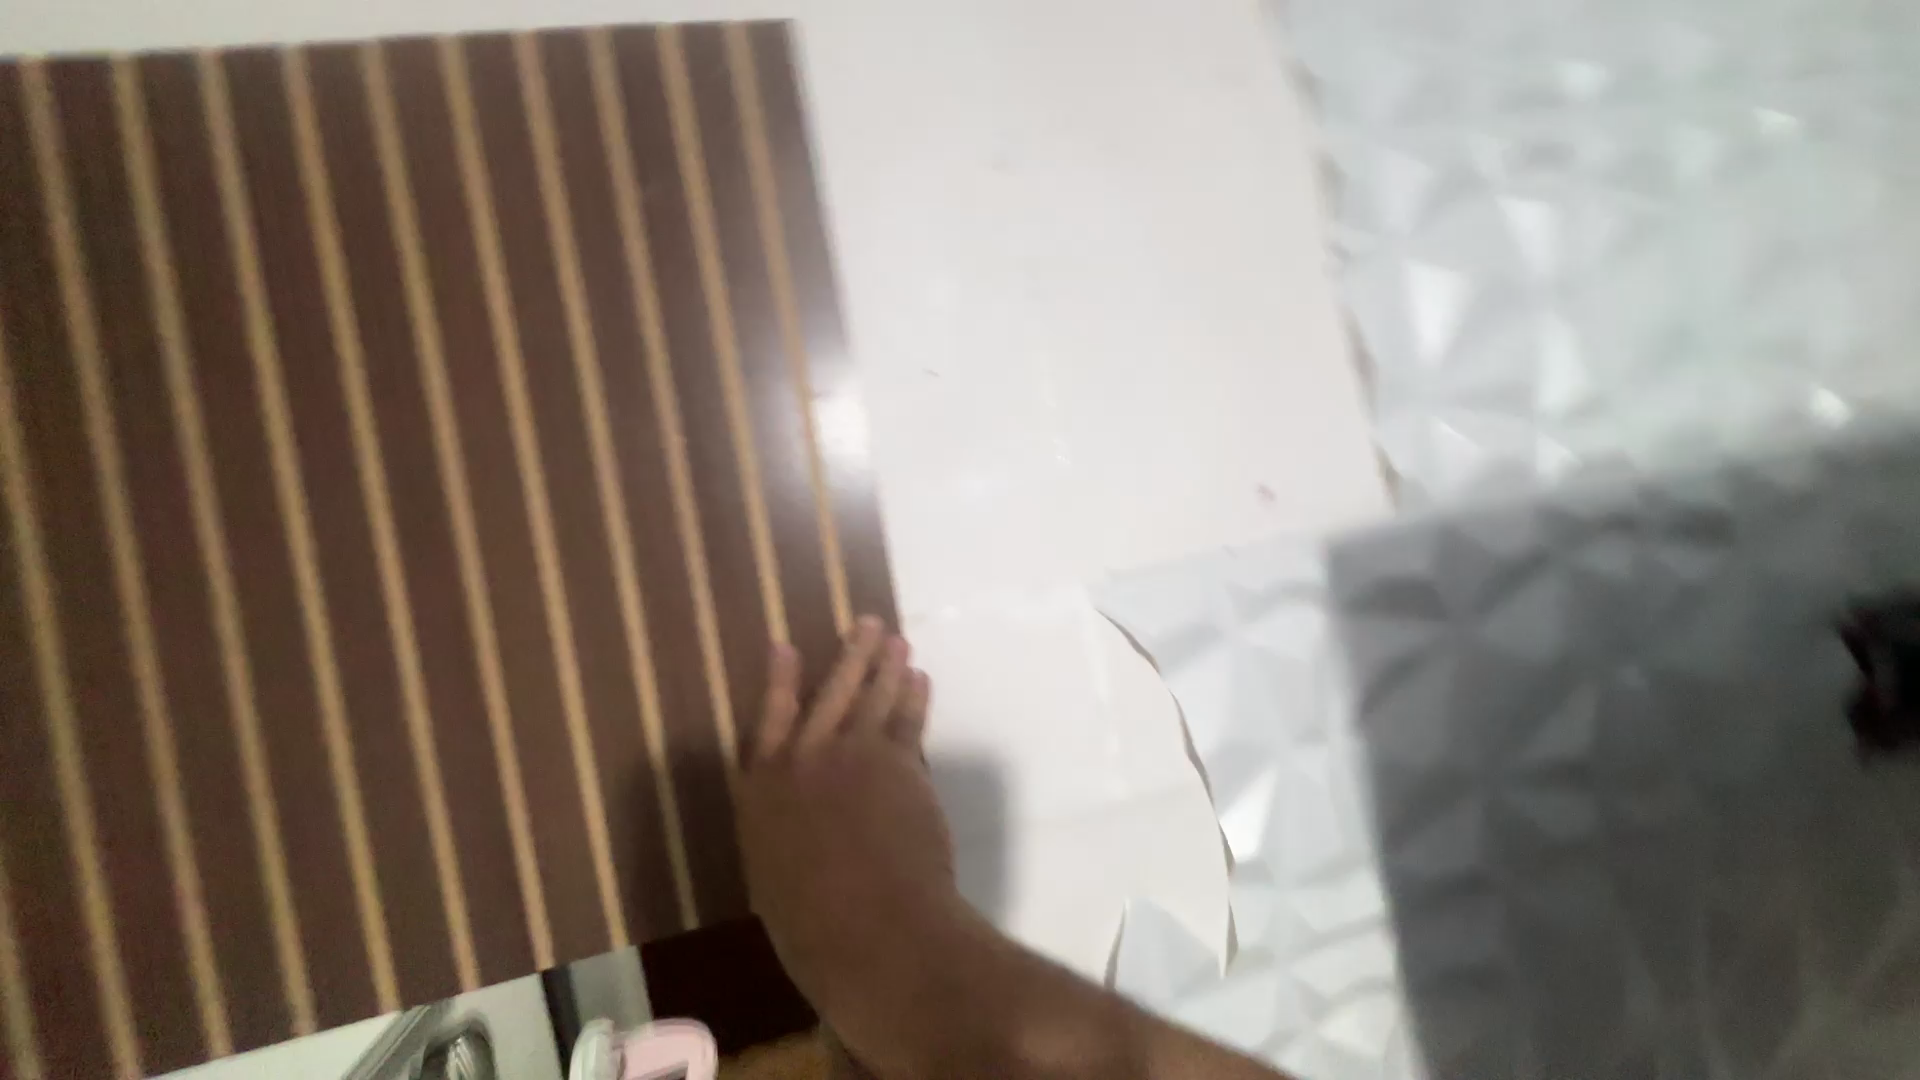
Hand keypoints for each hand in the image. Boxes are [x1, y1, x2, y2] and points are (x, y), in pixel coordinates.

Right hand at [735, 617, 961, 1069]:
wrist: (872, 930)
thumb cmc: (813, 923)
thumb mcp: (776, 873)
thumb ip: (787, 826)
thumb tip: (804, 807)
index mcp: (764, 791)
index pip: (769, 721)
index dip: (778, 681)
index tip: (785, 645)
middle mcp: (806, 761)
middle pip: (831, 693)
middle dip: (851, 655)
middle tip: (868, 623)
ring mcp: (855, 756)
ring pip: (873, 697)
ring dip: (888, 666)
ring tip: (898, 642)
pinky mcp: (899, 763)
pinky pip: (908, 719)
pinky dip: (916, 697)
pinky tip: (920, 681)